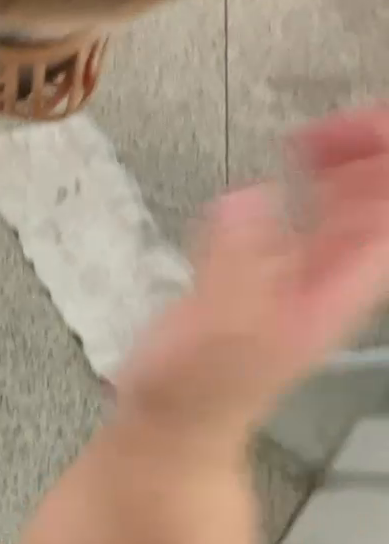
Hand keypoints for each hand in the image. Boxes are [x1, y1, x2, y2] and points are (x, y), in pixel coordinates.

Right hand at [115, 108, 388, 439]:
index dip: (382, 161)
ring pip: (354, 205)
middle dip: (368, 154)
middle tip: (324, 126)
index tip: (347, 127)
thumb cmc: (200, 384)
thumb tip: (245, 197)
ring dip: (344, 166)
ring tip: (308, 138)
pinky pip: (306, 220)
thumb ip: (236, 263)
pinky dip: (302, 191)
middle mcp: (336, 273)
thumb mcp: (222, 326)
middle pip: (383, 200)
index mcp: (344, 284)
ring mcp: (301, 273)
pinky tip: (278, 179)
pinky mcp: (261, 274)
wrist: (176, 418)